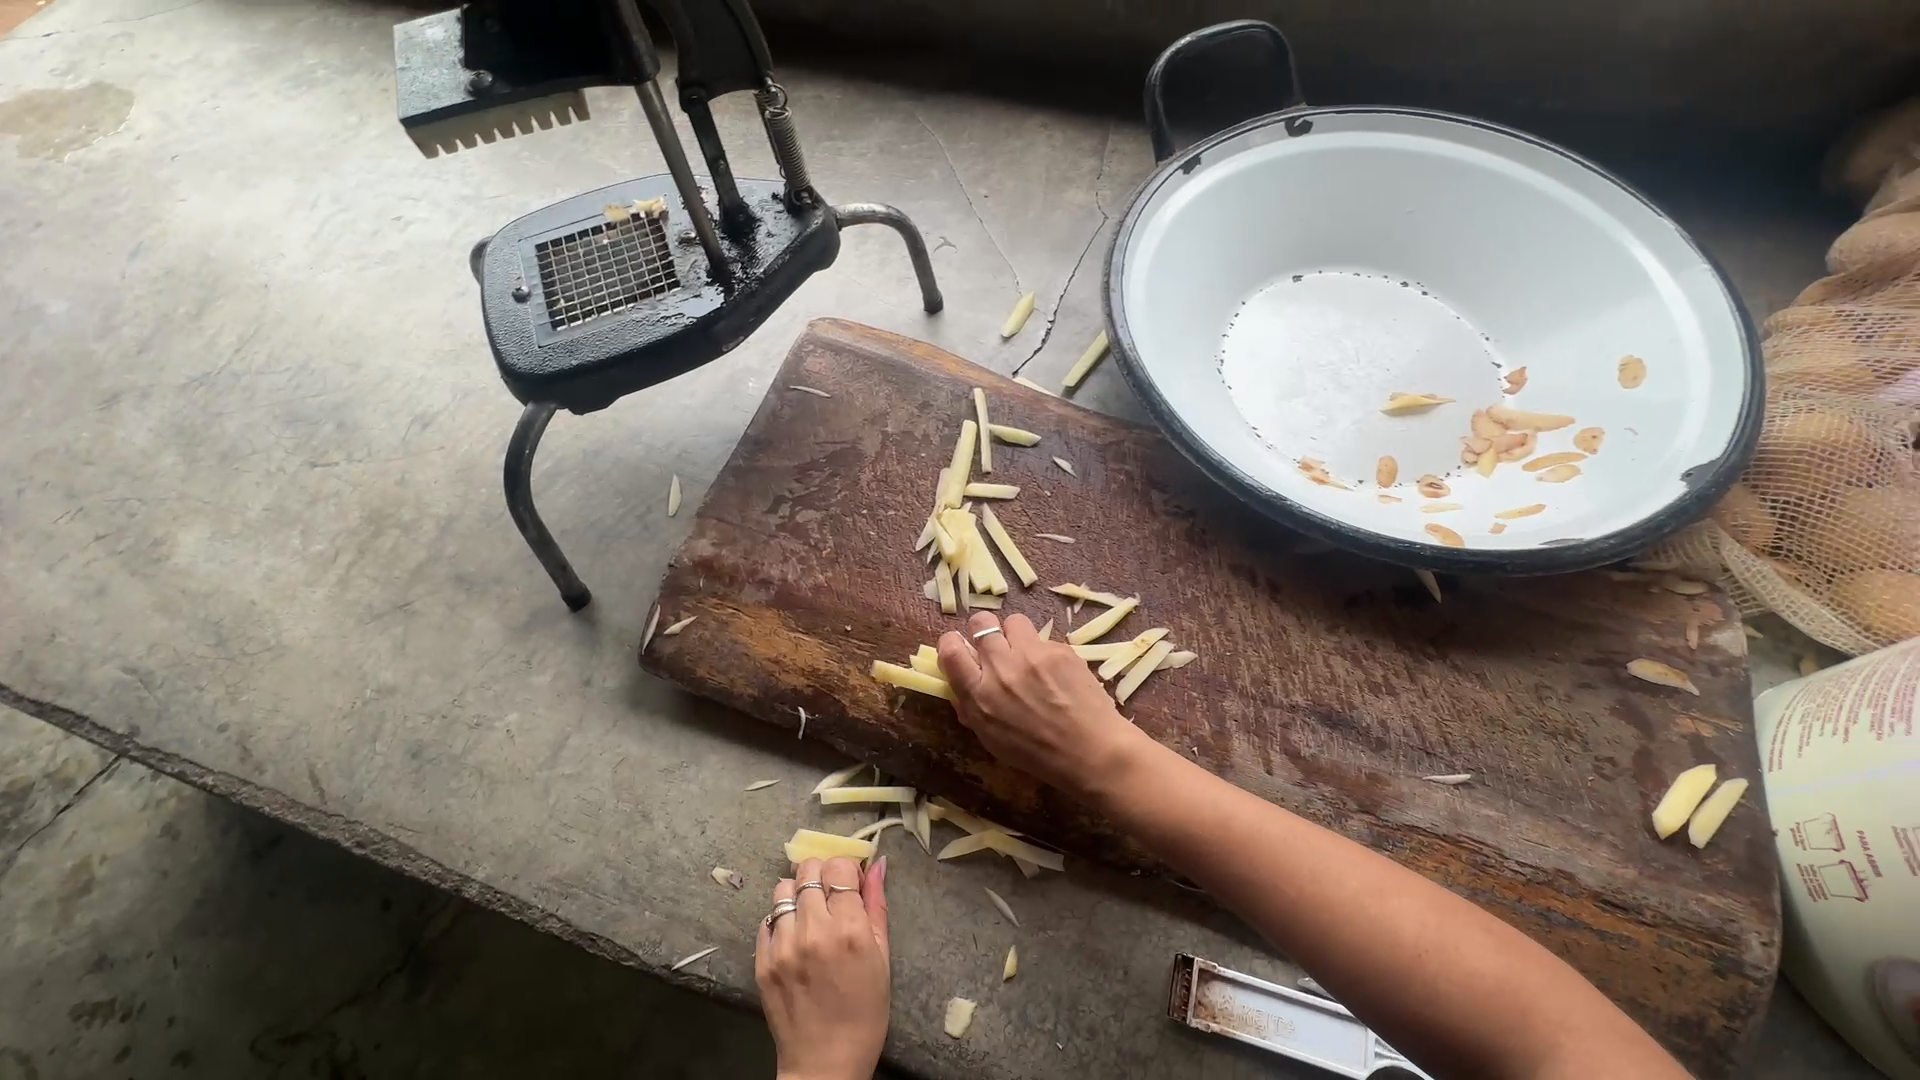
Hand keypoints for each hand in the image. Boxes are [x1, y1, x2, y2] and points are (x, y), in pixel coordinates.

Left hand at [756, 856, 890, 1079]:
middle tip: (831, 894)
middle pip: (809, 870)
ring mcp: (783, 946)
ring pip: (783, 888)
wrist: (825, 1063)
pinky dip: (781, 918)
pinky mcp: (762, 961)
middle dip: (823, 874)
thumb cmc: (865, 1012)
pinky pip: (767, 918)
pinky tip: (795, 935)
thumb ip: (877, 904)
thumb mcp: (882, 957)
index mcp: (849, 929)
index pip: (840, 866)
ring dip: (798, 893)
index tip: (851, 883)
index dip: (847, 869)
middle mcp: (813, 930)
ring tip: (809, 912)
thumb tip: (878, 864)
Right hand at [937, 612, 1147, 798]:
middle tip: (997, 647)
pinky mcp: (1059, 649)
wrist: (1091, 751)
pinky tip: (1057, 673)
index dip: (952, 643)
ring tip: (1027, 656)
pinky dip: (1045, 652)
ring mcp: (1032, 655)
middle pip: (981, 622)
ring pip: (1014, 621)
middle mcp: (1001, 668)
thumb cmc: (1038, 754)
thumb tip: (962, 685)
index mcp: (979, 695)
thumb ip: (972, 708)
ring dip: (1016, 636)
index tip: (961, 648)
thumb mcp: (992, 739)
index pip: (950, 649)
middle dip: (985, 631)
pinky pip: (1044, 639)